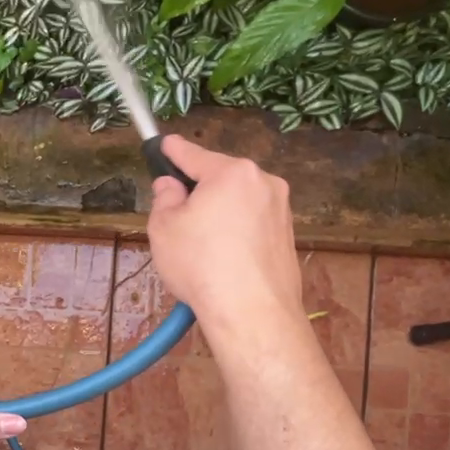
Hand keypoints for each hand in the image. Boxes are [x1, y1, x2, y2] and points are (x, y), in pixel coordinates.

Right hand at [147, 135, 304, 337]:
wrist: (250, 307)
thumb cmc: (199, 262)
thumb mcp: (163, 227)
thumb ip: (165, 199)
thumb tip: (171, 186)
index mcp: (231, 173)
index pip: (195, 155)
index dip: (173, 150)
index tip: (164, 143)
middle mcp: (263, 182)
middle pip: (220, 178)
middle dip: (197, 190)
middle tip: (172, 214)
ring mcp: (280, 207)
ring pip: (236, 201)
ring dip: (215, 212)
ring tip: (194, 244)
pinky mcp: (286, 232)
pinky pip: (250, 221)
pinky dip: (232, 231)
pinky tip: (217, 257)